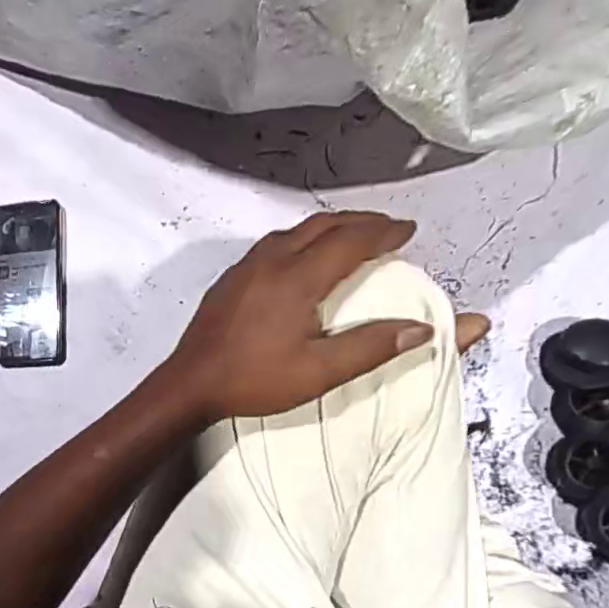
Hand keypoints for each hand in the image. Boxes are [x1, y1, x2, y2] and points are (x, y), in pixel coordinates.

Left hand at [160, 211, 489, 420]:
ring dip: (327, 227)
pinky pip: (271, 245)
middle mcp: (271, 261)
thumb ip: (369, 349)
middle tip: (385, 229)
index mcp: (297, 278)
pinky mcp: (228, 281)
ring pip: (294, 231)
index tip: (407, 231)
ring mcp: (244, 268)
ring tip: (348, 237)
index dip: (384, 232)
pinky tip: (298, 258)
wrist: (189, 385)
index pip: (351, 240)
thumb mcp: (317, 373)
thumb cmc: (252, 381)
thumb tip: (419, 330)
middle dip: (360, 221)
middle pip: (323, 225)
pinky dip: (298, 240)